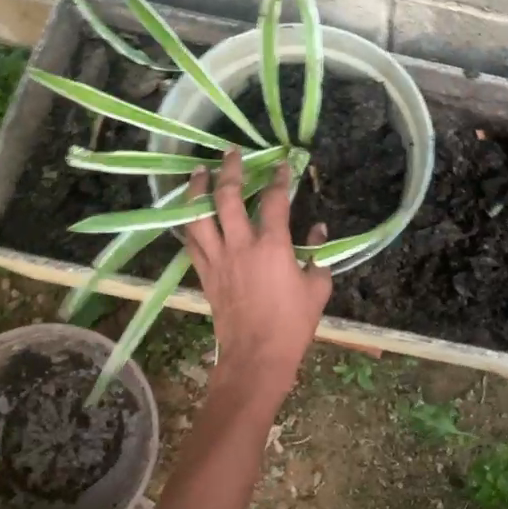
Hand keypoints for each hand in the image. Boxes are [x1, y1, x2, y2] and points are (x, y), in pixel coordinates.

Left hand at [180, 150, 331, 403]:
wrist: (257, 356)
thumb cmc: (293, 323)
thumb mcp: (317, 288)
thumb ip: (318, 255)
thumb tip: (319, 230)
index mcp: (273, 246)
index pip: (275, 201)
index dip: (279, 178)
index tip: (282, 163)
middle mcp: (241, 245)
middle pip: (227, 198)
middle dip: (229, 170)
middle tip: (231, 153)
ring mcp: (218, 259)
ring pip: (199, 216)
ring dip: (197, 191)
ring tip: (198, 173)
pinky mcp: (205, 275)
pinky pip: (191, 243)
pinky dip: (189, 225)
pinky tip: (188, 214)